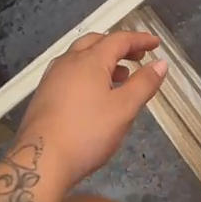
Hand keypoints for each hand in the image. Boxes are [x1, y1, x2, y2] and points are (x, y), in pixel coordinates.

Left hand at [17, 30, 168, 186]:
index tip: (156, 43)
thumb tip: (161, 63)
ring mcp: (52, 77)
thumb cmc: (87, 133)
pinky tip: (94, 95)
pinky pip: (70, 72)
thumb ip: (143, 84)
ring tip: (120, 77)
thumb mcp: (123, 110)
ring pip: (80, 56)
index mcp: (89, 60)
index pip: (119, 39)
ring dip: (102, 60)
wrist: (40, 162)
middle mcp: (68, 61)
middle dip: (119, 46)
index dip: (140, 40)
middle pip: (96, 42)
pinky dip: (88, 73)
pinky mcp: (43, 95)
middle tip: (138, 57)